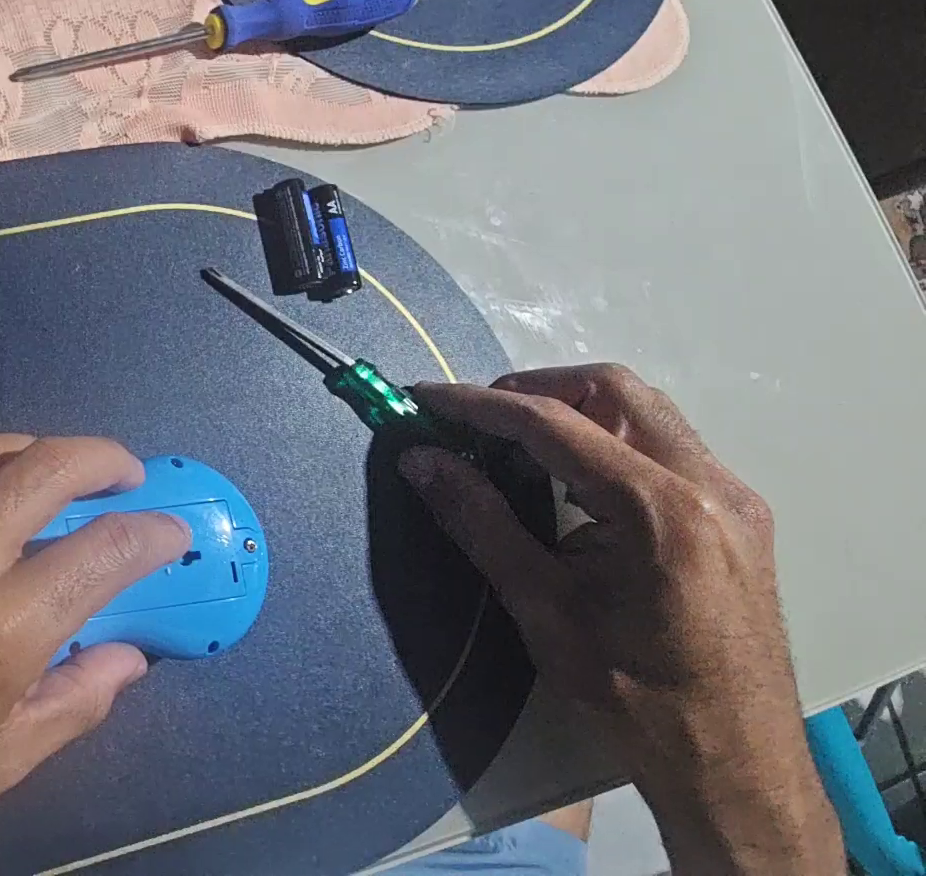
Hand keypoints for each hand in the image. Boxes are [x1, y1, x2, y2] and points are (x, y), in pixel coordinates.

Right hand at [398, 365, 841, 873]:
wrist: (734, 765)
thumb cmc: (631, 691)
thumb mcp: (540, 604)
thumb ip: (478, 518)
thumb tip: (419, 458)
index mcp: (661, 507)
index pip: (553, 422)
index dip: (477, 404)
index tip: (422, 397)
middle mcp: (710, 485)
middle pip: (613, 388)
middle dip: (532, 388)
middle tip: (473, 419)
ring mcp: (731, 499)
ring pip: (642, 410)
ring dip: (569, 409)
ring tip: (509, 443)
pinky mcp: (733, 517)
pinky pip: (660, 444)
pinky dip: (601, 438)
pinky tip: (564, 477)